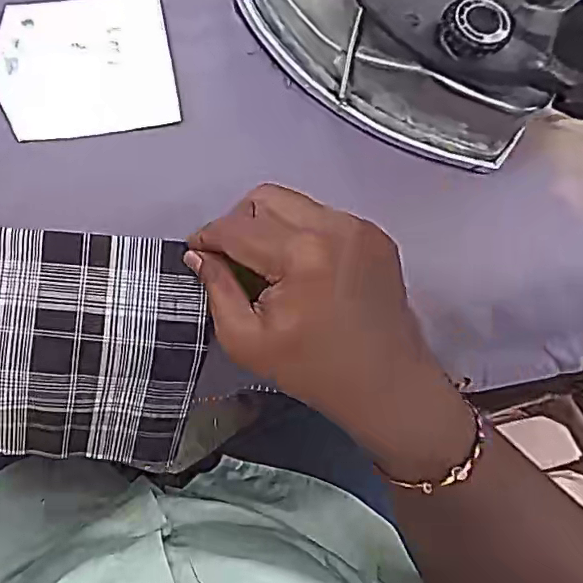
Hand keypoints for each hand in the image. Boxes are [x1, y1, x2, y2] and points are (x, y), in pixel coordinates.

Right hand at [186, 185, 471, 478]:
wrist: (385, 384)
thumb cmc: (317, 371)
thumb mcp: (246, 340)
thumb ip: (217, 290)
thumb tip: (200, 256)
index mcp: (302, 255)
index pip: (235, 227)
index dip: (207, 238)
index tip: (198, 252)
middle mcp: (334, 228)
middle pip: (262, 199)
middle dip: (237, 225)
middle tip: (231, 260)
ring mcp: (358, 228)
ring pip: (292, 202)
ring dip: (269, 227)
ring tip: (268, 268)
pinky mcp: (373, 235)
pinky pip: (321, 216)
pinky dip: (300, 234)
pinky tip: (300, 271)